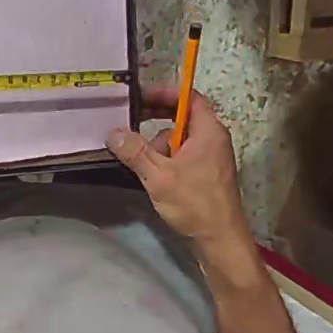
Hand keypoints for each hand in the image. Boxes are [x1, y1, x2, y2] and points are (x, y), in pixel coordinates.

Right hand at [106, 88, 249, 248]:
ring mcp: (210, 158)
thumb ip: (135, 151)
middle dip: (155, 121)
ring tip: (141, 161)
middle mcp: (212, 139)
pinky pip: (181, 157)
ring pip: (179, 140)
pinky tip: (151, 175)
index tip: (140, 96)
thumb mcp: (158, 175)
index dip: (165, 92)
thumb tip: (113, 132)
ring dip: (158, 146)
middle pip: (181, 118)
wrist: (219, 240)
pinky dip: (165, 160)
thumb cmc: (194, 202)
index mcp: (208, 131)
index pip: (189, 97)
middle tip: (130, 123)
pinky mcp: (205, 175)